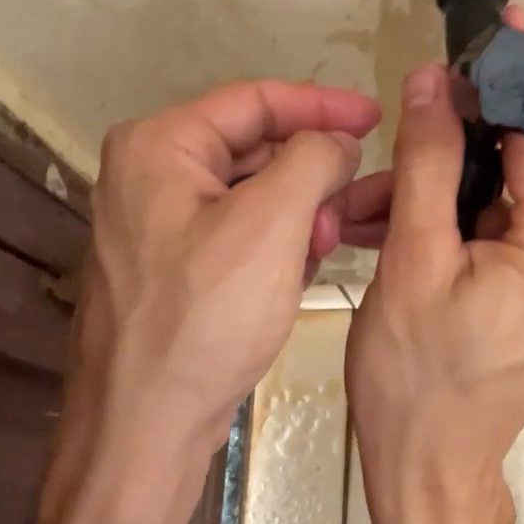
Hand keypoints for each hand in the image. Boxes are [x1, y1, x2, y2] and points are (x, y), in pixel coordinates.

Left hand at [48, 81, 388, 523]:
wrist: (146, 422)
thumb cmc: (206, 317)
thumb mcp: (271, 224)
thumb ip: (312, 160)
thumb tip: (335, 140)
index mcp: (159, 147)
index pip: (253, 101)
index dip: (321, 105)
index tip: (377, 117)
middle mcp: (149, 176)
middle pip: (252, 148)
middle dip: (311, 170)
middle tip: (360, 194)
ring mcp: (157, 227)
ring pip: (249, 196)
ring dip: (299, 211)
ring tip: (333, 240)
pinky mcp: (173, 271)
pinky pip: (238, 236)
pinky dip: (277, 242)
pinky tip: (304, 266)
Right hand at [346, 8, 523, 523]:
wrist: (430, 471)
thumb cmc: (415, 386)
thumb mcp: (412, 264)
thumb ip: (426, 165)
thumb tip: (432, 85)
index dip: (514, 75)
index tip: (494, 24)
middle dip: (477, 128)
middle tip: (418, 114)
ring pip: (521, 187)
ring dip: (454, 177)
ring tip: (378, 196)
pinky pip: (511, 224)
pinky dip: (460, 212)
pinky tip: (398, 220)